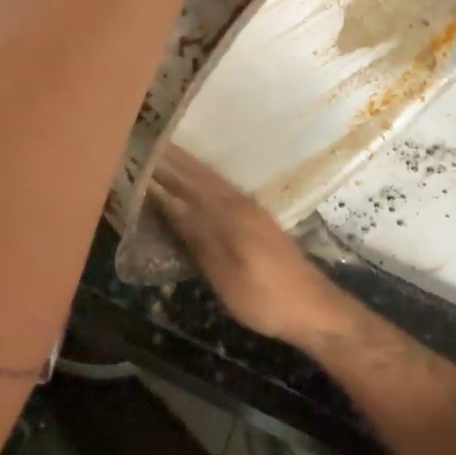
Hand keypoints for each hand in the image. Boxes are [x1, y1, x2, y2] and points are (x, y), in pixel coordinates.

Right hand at [148, 147, 351, 343]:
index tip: (141, 151)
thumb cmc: (266, 298)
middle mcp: (241, 204)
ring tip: (163, 158)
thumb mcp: (226, 275)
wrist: (315, 309)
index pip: (189, 183)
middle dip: (174, 160)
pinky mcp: (258, 220)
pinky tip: (195, 187)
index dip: (165, 168)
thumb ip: (197, 236)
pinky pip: (222, 191)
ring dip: (188, 168)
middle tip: (147, 145)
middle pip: (201, 176)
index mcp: (231, 214)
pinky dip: (203, 182)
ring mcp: (252, 210)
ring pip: (213, 181)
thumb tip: (166, 202)